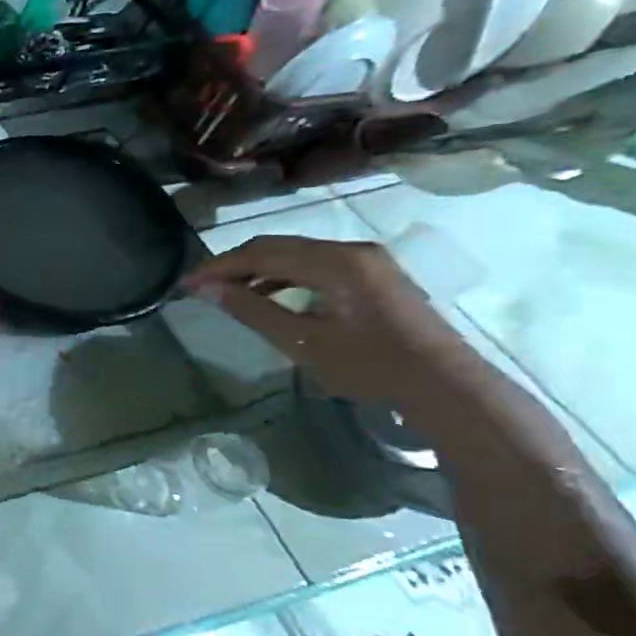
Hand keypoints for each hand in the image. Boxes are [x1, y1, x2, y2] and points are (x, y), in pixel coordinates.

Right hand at [182, 235, 480, 409]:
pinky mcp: (375, 275)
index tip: (186, 284)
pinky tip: (268, 295)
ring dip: (257, 269)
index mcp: (336, 262)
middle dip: (234, 264)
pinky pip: (315, 264)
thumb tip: (204, 289)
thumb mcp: (302, 341)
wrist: (449, 389)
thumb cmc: (372, 366)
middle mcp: (352, 250)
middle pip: (277, 247)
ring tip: (227, 291)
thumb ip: (251, 310)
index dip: (218, 267)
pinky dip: (284, 275)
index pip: (261, 253)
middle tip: (200, 286)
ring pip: (295, 254)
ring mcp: (368, 261)